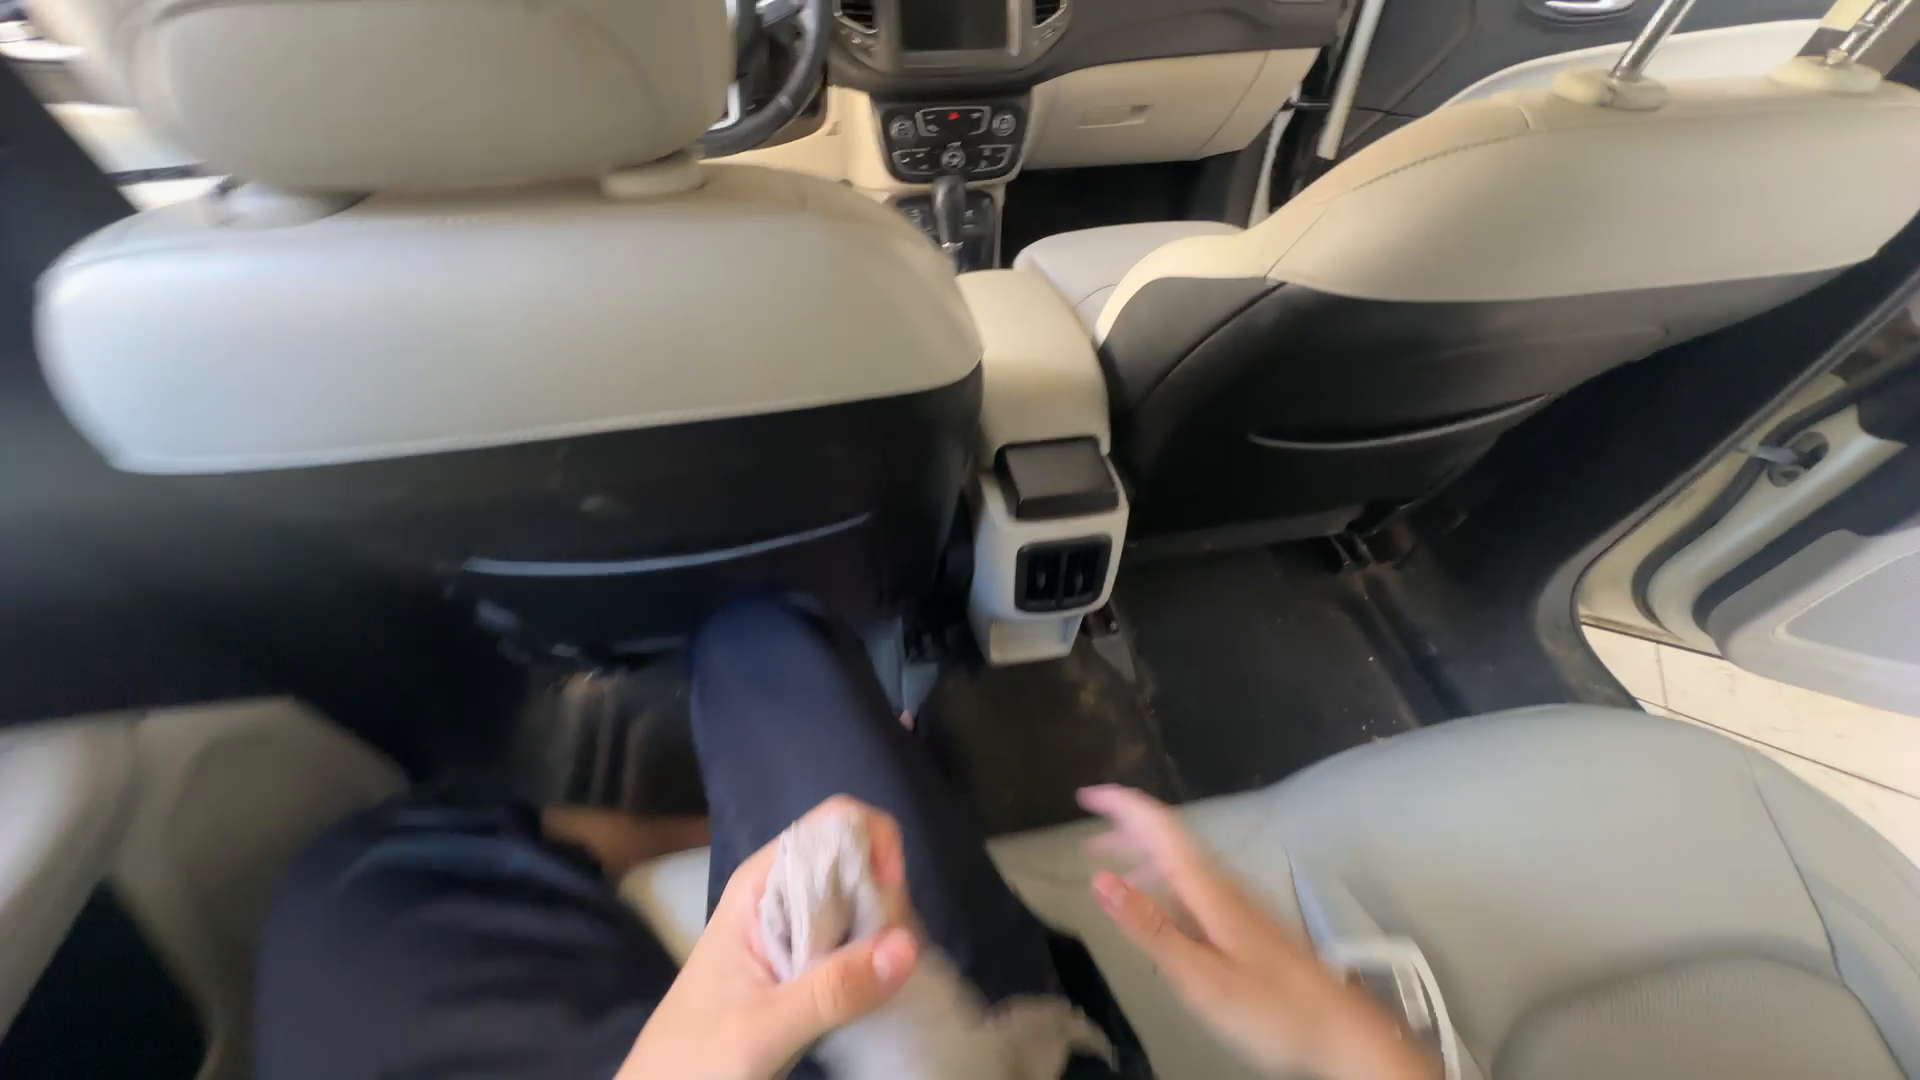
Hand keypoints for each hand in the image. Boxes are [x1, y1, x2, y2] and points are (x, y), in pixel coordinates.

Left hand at [616, 797, 920, 1079]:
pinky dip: (875, 951)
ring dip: (884, 927)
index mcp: (762, 881)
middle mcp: (782, 889)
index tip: (892, 897)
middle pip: (855, 858)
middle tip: (891, 955)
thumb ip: (832, 990)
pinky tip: (876, 987)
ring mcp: (794, 922)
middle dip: (884, 895)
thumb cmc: (695, 1058)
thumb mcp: (762, 1029)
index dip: (873, 843)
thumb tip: (908, 946)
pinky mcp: (805, 956)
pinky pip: (855, 932)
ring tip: (883, 980)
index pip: (833, 822)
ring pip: (860, 896)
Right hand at [1077, 786, 1433, 1079]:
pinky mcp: (1243, 918)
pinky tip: (1156, 904)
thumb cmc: (1271, 1006)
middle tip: (1088, 832)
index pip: (1158, 827)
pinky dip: (1161, 878)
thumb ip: (1149, 927)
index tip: (1089, 795)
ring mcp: (1235, 898)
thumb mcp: (1200, 975)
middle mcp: (1220, 882)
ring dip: (1141, 853)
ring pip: (1179, 859)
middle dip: (1125, 827)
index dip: (1122, 805)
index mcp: (1206, 886)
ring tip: (1109, 865)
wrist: (1344, 1031)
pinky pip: (1191, 881)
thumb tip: (1100, 880)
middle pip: (1167, 837)